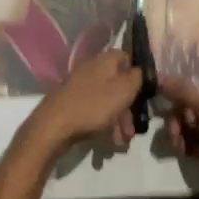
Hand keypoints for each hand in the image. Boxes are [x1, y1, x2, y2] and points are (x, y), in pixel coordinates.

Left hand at [26, 49, 144, 151]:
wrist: (54, 125)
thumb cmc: (94, 106)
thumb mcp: (124, 90)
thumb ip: (137, 77)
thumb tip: (140, 70)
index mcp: (105, 60)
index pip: (127, 58)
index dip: (138, 75)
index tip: (144, 94)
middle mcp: (92, 68)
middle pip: (118, 83)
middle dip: (129, 107)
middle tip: (133, 128)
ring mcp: (80, 84)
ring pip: (108, 99)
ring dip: (119, 119)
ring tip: (123, 140)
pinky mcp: (72, 100)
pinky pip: (95, 108)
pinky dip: (104, 122)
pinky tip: (109, 139)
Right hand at [159, 75, 198, 198]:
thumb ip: (183, 92)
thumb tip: (159, 75)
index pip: (196, 88)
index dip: (179, 94)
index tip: (164, 101)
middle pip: (189, 108)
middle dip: (177, 119)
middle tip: (174, 132)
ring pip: (190, 127)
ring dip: (180, 134)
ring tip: (179, 146)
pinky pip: (193, 143)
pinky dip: (186, 146)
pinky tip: (183, 152)